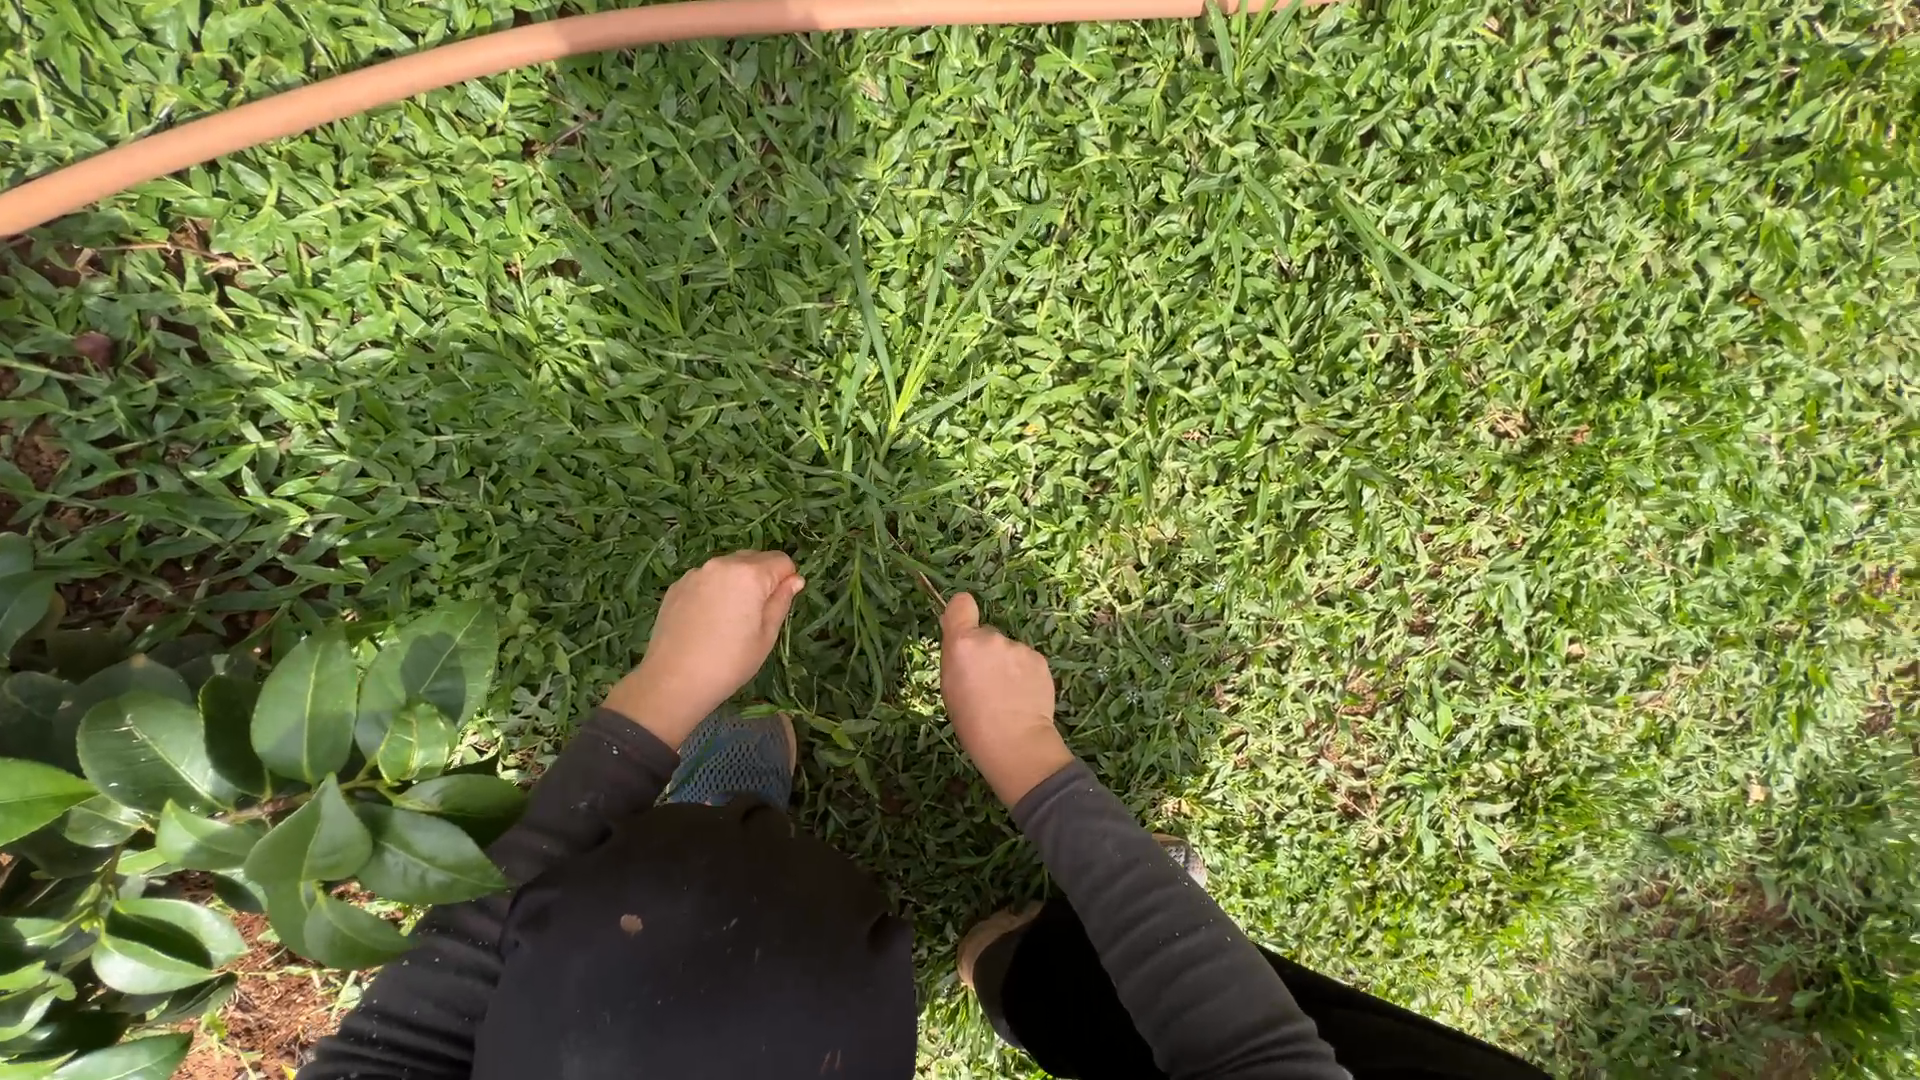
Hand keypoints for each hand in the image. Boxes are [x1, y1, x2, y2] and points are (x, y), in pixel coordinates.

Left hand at [605, 551, 805, 748]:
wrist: (673, 680)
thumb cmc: (729, 662)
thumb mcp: (766, 636)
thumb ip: (781, 601)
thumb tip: (794, 580)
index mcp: (750, 574)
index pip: (782, 561)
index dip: (787, 580)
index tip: (780, 604)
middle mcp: (722, 564)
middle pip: (755, 558)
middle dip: (763, 577)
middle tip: (757, 612)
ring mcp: (696, 573)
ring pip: (729, 567)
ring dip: (738, 581)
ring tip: (730, 617)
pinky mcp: (678, 586)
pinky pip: (707, 578)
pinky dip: (715, 589)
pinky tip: (708, 619)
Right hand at [939, 592, 1074, 806]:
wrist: (1015, 742)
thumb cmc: (971, 721)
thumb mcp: (950, 686)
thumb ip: (956, 656)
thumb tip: (961, 638)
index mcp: (962, 643)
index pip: (961, 603)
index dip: (961, 613)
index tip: (963, 629)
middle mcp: (991, 638)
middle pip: (985, 635)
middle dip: (985, 652)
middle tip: (986, 683)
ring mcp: (1018, 647)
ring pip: (1007, 650)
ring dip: (1006, 665)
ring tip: (1007, 695)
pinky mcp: (1039, 659)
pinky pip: (1026, 661)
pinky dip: (1024, 674)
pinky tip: (1023, 697)